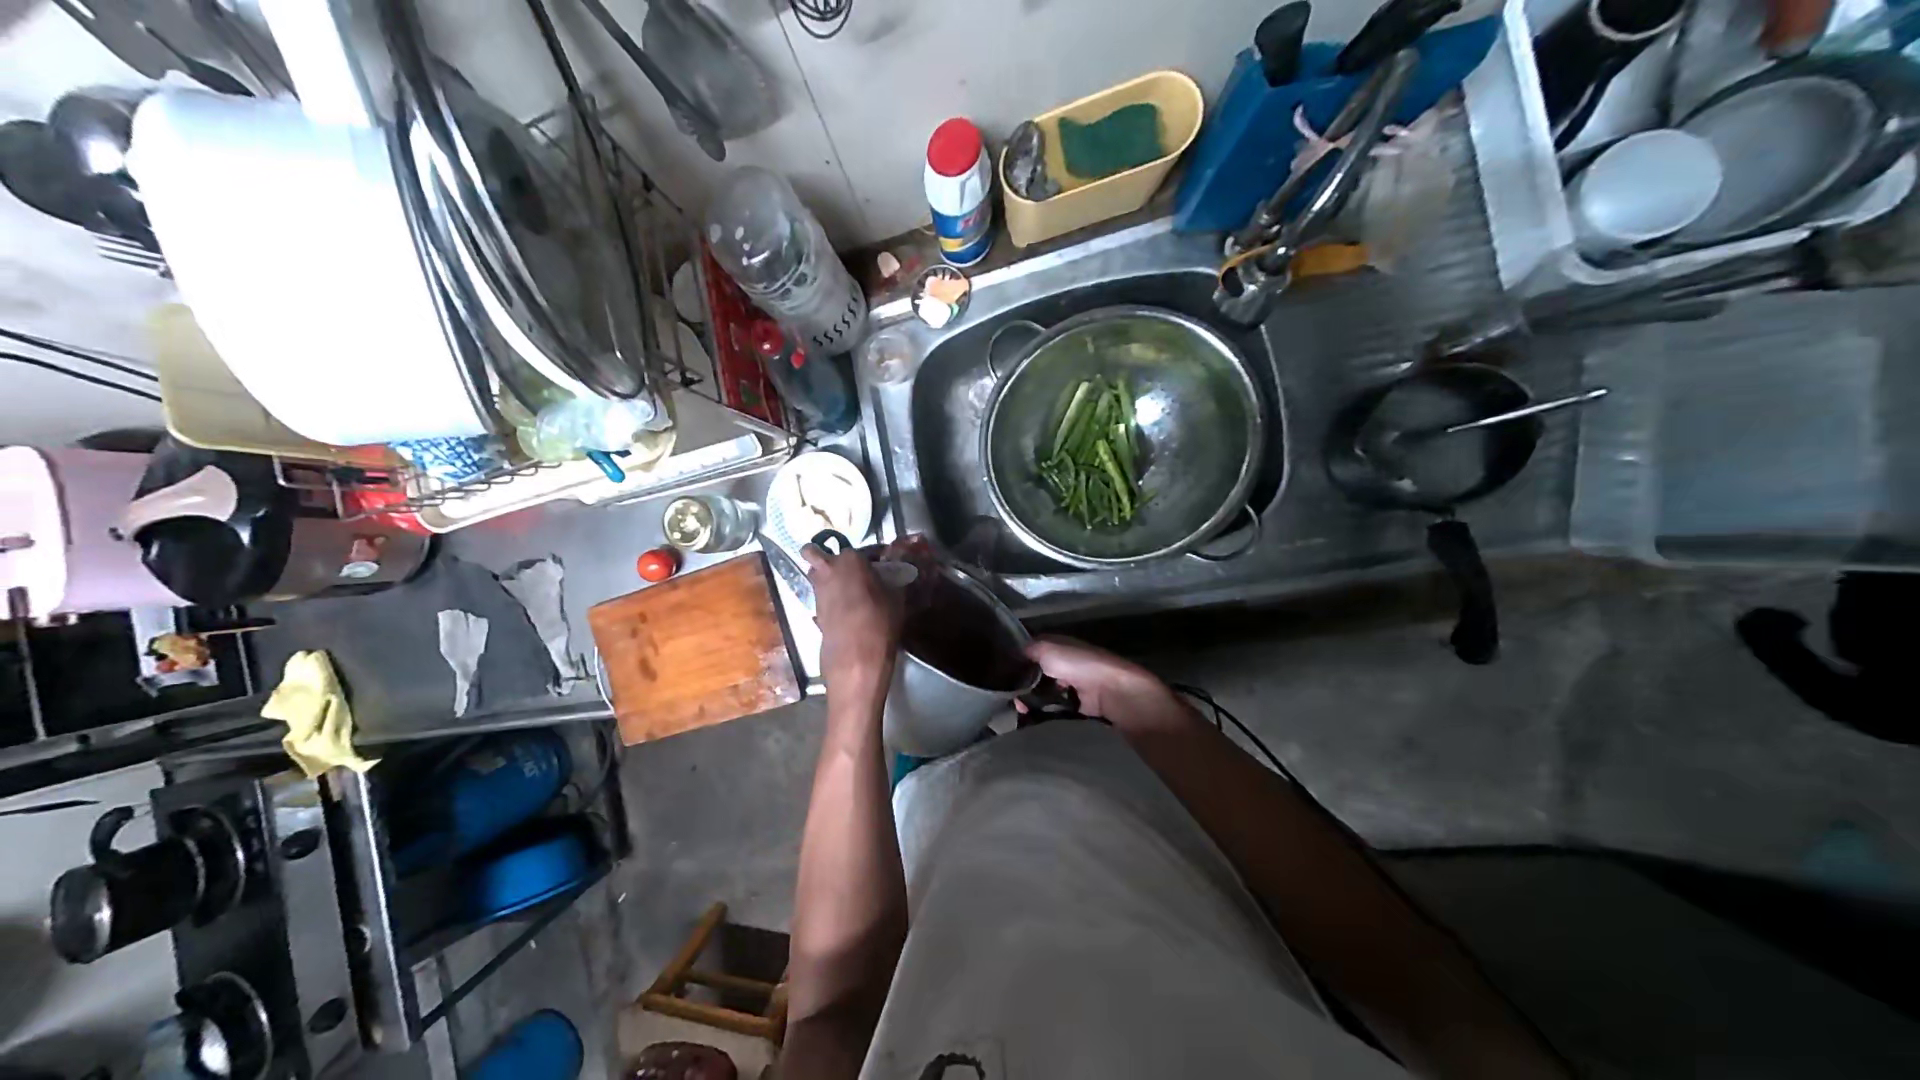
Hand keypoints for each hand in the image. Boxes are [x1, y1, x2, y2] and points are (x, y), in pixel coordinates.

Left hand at [805, 543, 902, 707]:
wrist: (856, 656)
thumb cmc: (880, 621)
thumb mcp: (896, 596)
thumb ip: (892, 578)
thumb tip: (894, 572)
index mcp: (850, 559)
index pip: (862, 549)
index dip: (873, 557)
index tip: (881, 566)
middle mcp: (827, 569)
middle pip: (815, 553)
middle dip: (827, 557)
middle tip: (848, 570)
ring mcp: (817, 590)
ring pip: (814, 573)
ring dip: (825, 576)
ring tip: (846, 589)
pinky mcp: (814, 609)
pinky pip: (820, 594)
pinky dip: (828, 596)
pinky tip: (845, 608)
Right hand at [1025, 637, 1194, 731]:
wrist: (1113, 692)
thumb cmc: (1079, 665)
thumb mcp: (1047, 649)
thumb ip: (1028, 650)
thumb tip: (1013, 656)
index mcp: (1060, 647)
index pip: (1032, 653)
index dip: (1017, 662)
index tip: (1002, 675)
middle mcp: (1066, 665)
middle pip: (1038, 676)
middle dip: (1023, 686)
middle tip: (1010, 699)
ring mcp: (1074, 687)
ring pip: (1045, 694)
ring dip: (1033, 702)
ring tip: (1020, 712)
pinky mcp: (1079, 707)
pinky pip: (1055, 710)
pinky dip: (1045, 714)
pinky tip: (1033, 720)